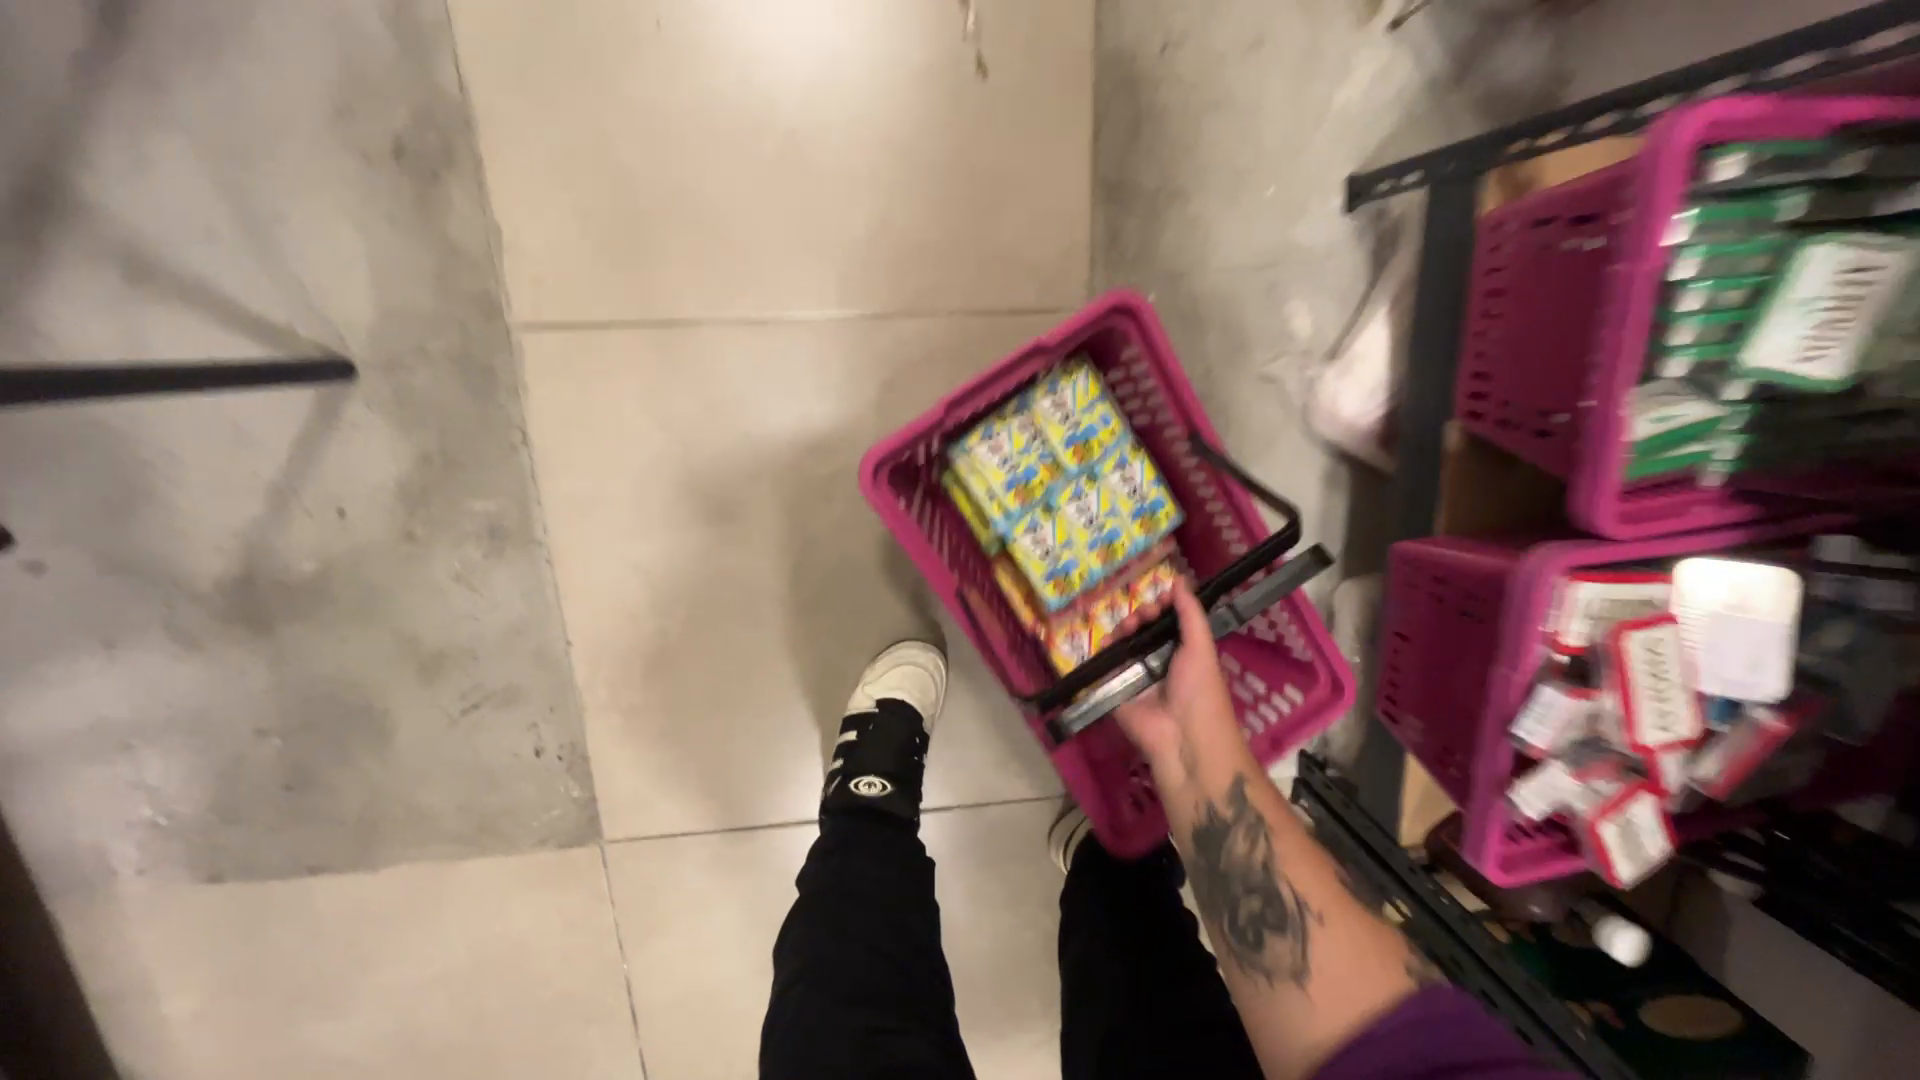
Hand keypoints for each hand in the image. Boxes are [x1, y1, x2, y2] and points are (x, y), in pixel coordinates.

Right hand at [1110, 577, 1245, 784]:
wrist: (1183, 736)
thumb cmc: (1199, 689)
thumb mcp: (1200, 646)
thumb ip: (1190, 613)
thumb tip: (1179, 578)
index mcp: (1181, 650)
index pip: (1165, 620)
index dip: (1160, 606)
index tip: (1159, 599)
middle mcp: (1157, 660)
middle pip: (1141, 628)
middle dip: (1140, 615)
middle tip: (1143, 616)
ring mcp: (1135, 674)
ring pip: (1122, 641)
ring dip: (1122, 628)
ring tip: (1127, 629)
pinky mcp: (1115, 688)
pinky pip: (1104, 664)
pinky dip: (1102, 650)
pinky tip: (1106, 641)